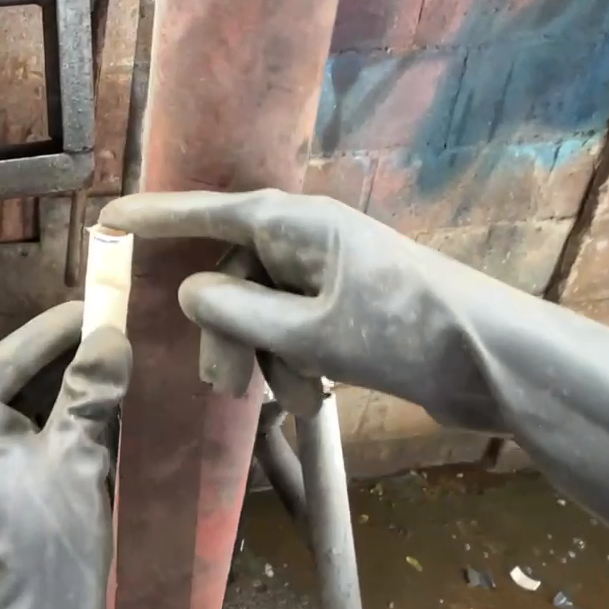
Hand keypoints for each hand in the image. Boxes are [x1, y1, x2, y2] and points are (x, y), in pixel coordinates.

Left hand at [0, 302, 129, 608]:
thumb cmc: (51, 536)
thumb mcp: (77, 454)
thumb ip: (89, 393)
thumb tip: (111, 339)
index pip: (4, 360)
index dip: (47, 332)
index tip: (86, 314)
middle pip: (9, 388)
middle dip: (54, 364)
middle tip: (98, 339)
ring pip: (20, 421)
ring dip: (59, 399)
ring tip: (100, 373)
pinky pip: (25, 451)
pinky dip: (56, 432)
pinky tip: (89, 425)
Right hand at [100, 189, 608, 601]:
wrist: (502, 367)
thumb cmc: (410, 333)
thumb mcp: (313, 332)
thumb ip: (239, 314)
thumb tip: (187, 293)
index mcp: (295, 224)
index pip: (207, 212)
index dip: (154, 218)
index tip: (107, 219)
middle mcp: (300, 239)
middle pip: (226, 279)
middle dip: (226, 335)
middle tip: (229, 385)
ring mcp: (317, 272)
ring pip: (252, 312)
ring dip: (260, 358)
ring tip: (293, 397)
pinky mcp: (333, 305)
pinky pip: (282, 328)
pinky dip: (287, 363)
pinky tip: (313, 393)